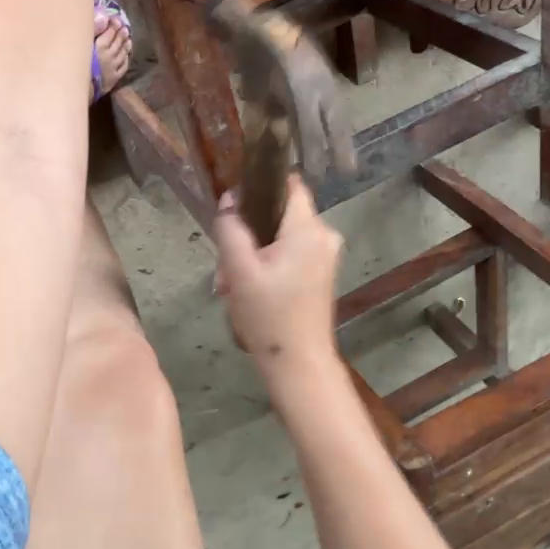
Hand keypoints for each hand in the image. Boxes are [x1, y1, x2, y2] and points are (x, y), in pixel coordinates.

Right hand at [210, 178, 343, 377]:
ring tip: (230, 286)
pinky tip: (246, 293)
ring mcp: (324, 256)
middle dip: (246, 235)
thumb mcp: (239, 269)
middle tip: (225, 266)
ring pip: (278, 237)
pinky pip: (287, 255)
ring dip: (250, 256)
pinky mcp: (320, 274)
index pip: (289, 183)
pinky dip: (265, 268)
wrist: (299, 365)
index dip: (260, 185)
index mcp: (308, 228)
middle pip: (277, 214)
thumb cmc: (270, 316)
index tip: (235, 204)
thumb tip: (229, 200)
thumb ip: (230, 228)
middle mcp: (323, 236)